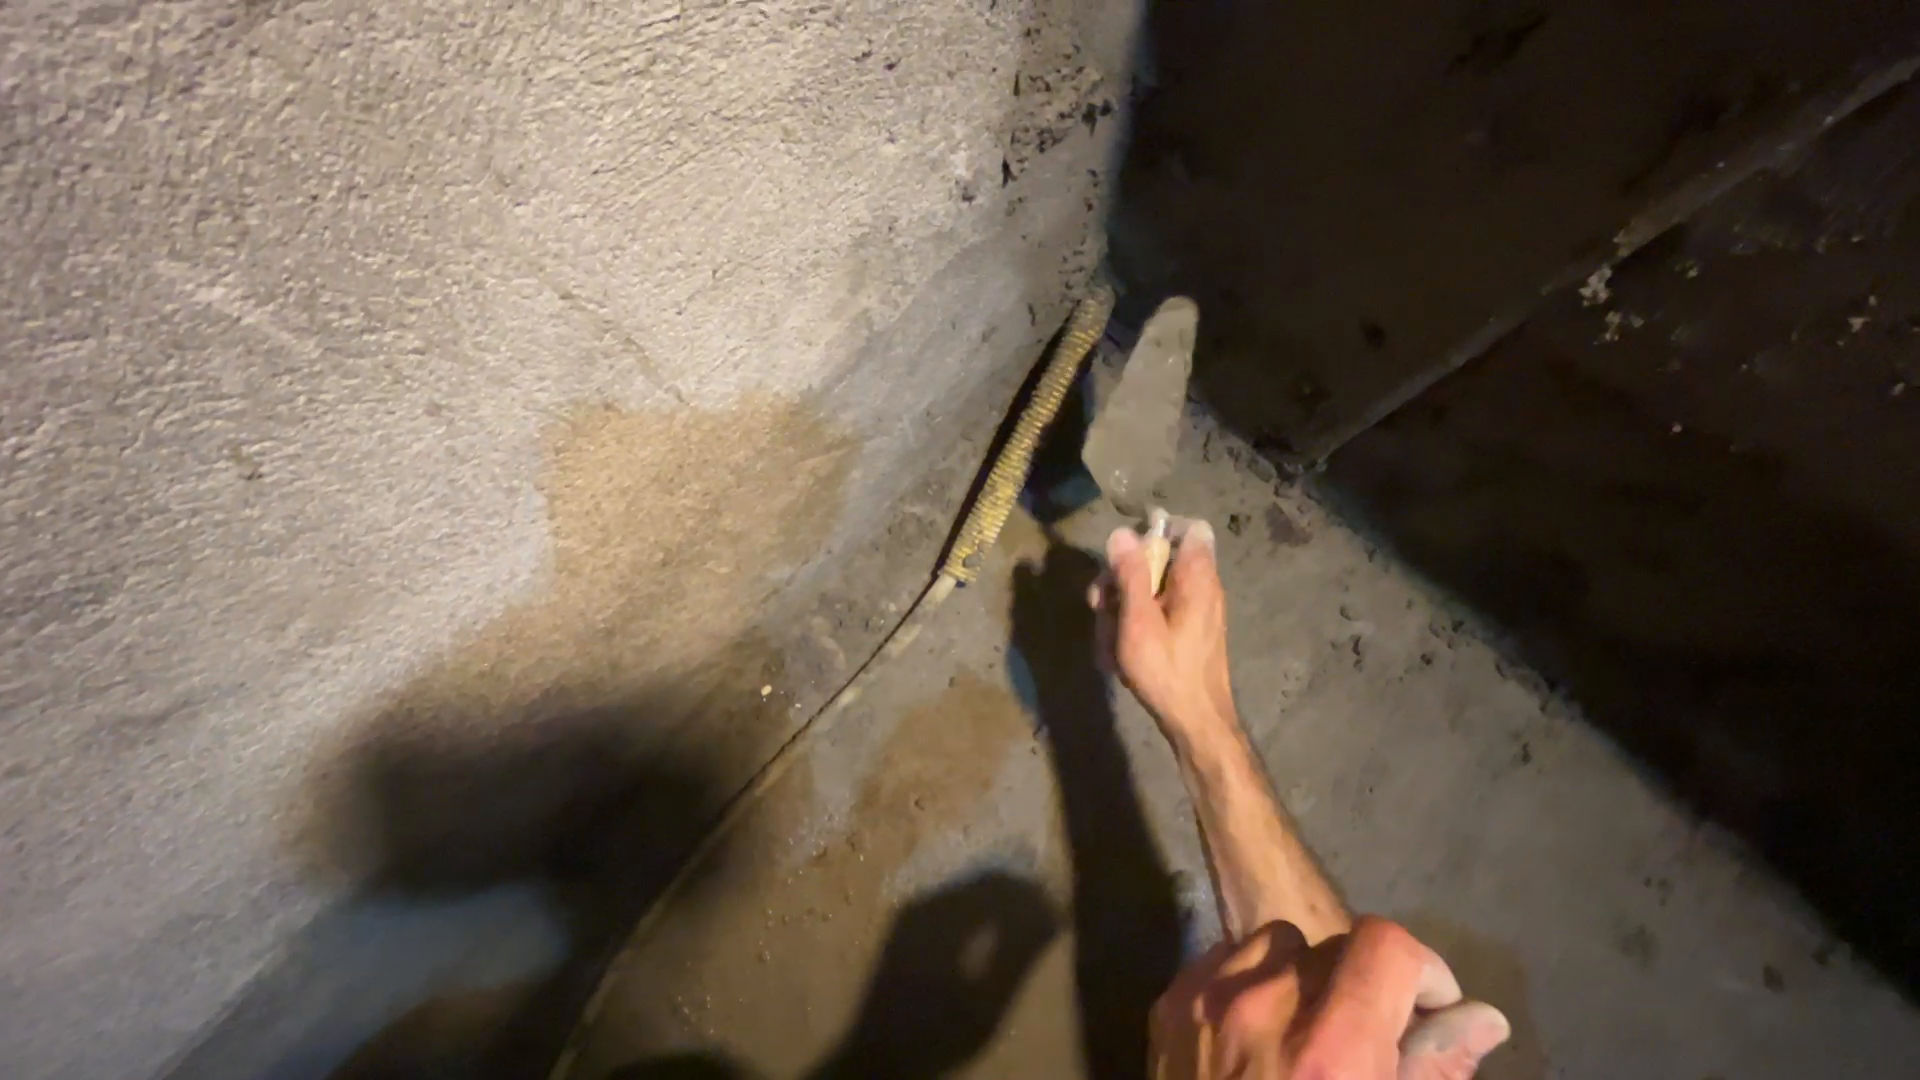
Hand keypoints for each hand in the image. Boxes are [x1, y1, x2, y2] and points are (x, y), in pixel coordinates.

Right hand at [1090, 517, 1234, 736]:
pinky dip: (1136, 623)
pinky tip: (1120, 650)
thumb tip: (1121, 533)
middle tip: (1100, 605)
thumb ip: (1130, 574)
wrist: (1195, 720)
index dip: (1155, 531)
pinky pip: (1157, 611)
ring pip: (1153, 588)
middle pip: (1160, 559)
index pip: (1189, 528)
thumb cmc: (1166, 670)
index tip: (1124, 553)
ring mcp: (1196, 609)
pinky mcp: (1188, 629)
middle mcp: (1202, 586)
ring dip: (1123, 605)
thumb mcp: (1138, 621)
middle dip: (1124, 577)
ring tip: (1108, 637)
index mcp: (1197, 577)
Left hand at [1151, 916, 1510, 1078]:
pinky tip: (1254, 1035)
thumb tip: (1481, 1016)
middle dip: (1361, 984)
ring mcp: (1205, 999)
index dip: (1420, 970)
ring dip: (1300, 978)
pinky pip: (1222, 959)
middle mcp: (1263, 1007)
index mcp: (1331, 1054)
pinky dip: (1248, 982)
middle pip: (1331, 945)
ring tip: (1304, 1036)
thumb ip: (1435, 1074)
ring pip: (1273, 944)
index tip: (1425, 1009)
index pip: (1384, 945)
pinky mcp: (1166, 1005)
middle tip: (1364, 1038)